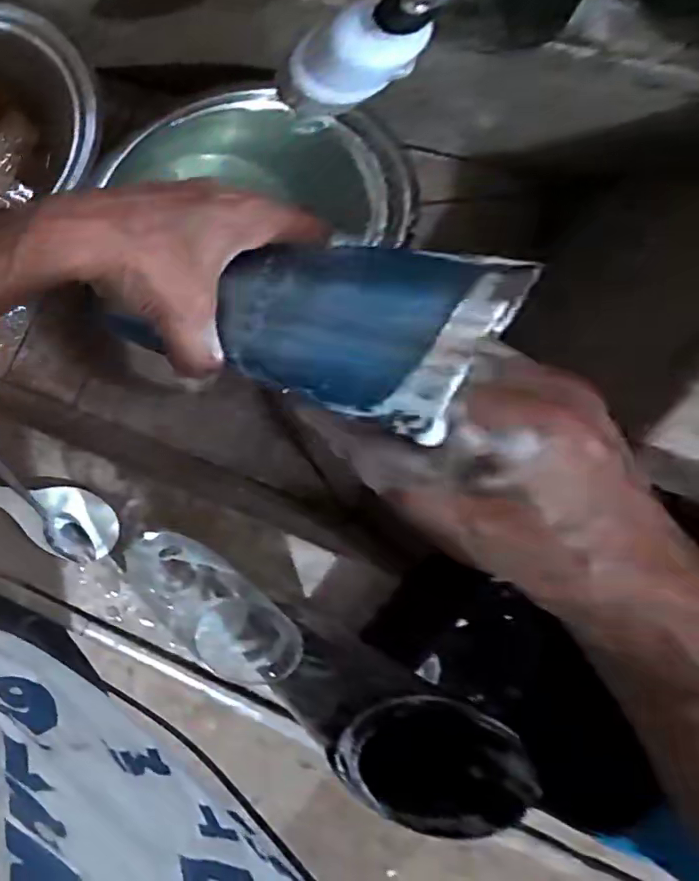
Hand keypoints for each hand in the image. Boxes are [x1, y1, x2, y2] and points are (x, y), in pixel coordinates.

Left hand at [19, 180, 329, 374]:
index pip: (307, 226)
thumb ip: (200, 351)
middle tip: (262, 285)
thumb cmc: (144, 266)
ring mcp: (176, 188)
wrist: (75, 233)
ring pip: (213, 214)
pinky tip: (161, 261)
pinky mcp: (140, 194)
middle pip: (260, 218)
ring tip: (211, 276)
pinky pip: (173, 217)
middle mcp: (219, 191)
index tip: (316, 277)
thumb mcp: (180, 317)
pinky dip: (177, 236)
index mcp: (248, 213)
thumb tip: (203, 375)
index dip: (319, 251)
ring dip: (215, 241)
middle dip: (264, 249)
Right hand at [302, 352, 698, 618]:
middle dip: (381, 361)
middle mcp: (539, 384)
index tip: (311, 366)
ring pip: (460, 355)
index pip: (402, 363)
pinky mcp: (574, 394)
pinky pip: (491, 367)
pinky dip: (451, 377)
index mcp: (501, 411)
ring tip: (377, 384)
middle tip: (338, 374)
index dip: (351, 363)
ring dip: (416, 368)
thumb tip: (302, 401)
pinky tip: (431, 397)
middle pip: (432, 351)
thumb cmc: (511, 544)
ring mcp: (563, 384)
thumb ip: (360, 444)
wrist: (625, 577)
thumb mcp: (417, 500)